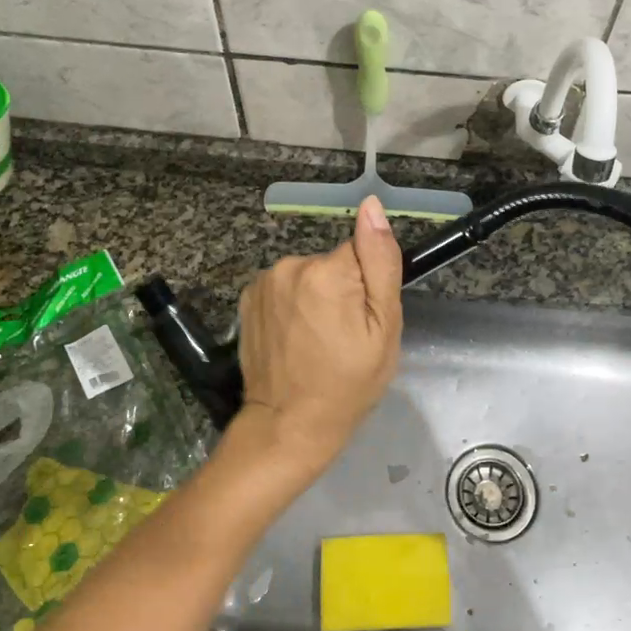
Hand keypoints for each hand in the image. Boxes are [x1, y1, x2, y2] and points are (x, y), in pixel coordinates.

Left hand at [235, 196, 403, 478]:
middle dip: (341, 290)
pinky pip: (283, 289)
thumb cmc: (347, 383)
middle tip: (343, 336)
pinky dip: (291, 306)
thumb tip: (372, 205)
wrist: (289, 424)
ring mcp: (262, 283)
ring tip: (317, 341)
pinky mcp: (247, 299)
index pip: (361, 252)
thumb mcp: (383, 328)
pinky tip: (294, 338)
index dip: (367, 285)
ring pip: (307, 276)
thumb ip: (380, 262)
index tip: (363, 318)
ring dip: (314, 298)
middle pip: (332, 263)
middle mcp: (289, 266)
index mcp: (326, 271)